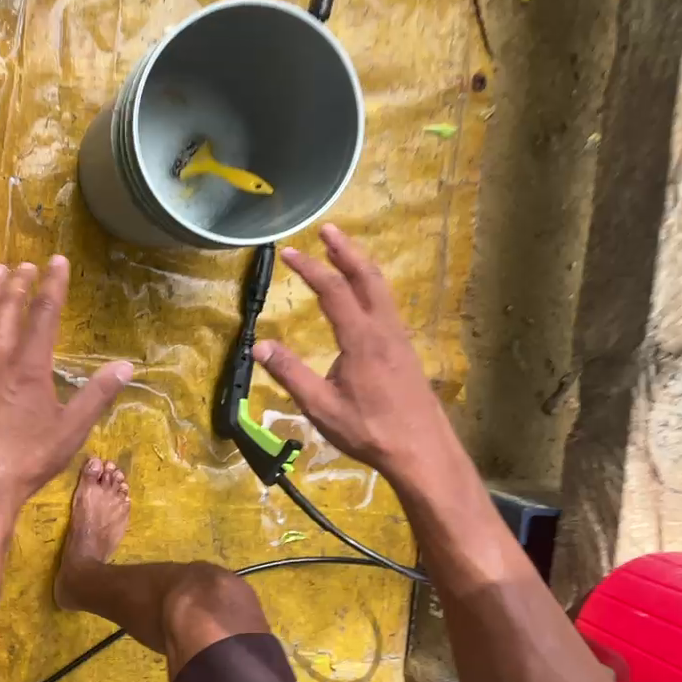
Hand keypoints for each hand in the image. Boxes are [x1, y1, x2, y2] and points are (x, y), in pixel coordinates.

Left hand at [0, 256, 133, 534]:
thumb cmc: (27, 461)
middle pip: (6, 309)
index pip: (44, 313)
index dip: (52, 284)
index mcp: (29, 366)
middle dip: (17, 283)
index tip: (57, 261)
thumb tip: (126, 366)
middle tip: (25, 264)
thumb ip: (97, 395)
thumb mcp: (70, 431)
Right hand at [253, 225, 455, 484]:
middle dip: (345, 251)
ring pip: (381, 289)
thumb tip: (259, 345)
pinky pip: (387, 304)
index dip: (310, 268)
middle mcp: (384, 330)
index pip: (333, 291)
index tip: (288, 253)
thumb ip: (290, 374)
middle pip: (366, 278)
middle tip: (328, 230)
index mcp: (362, 339)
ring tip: (343, 251)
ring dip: (360, 265)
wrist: (423, 452)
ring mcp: (399, 339)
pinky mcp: (405, 350)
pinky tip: (363, 294)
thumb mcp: (321, 407)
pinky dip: (371, 286)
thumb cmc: (369, 430)